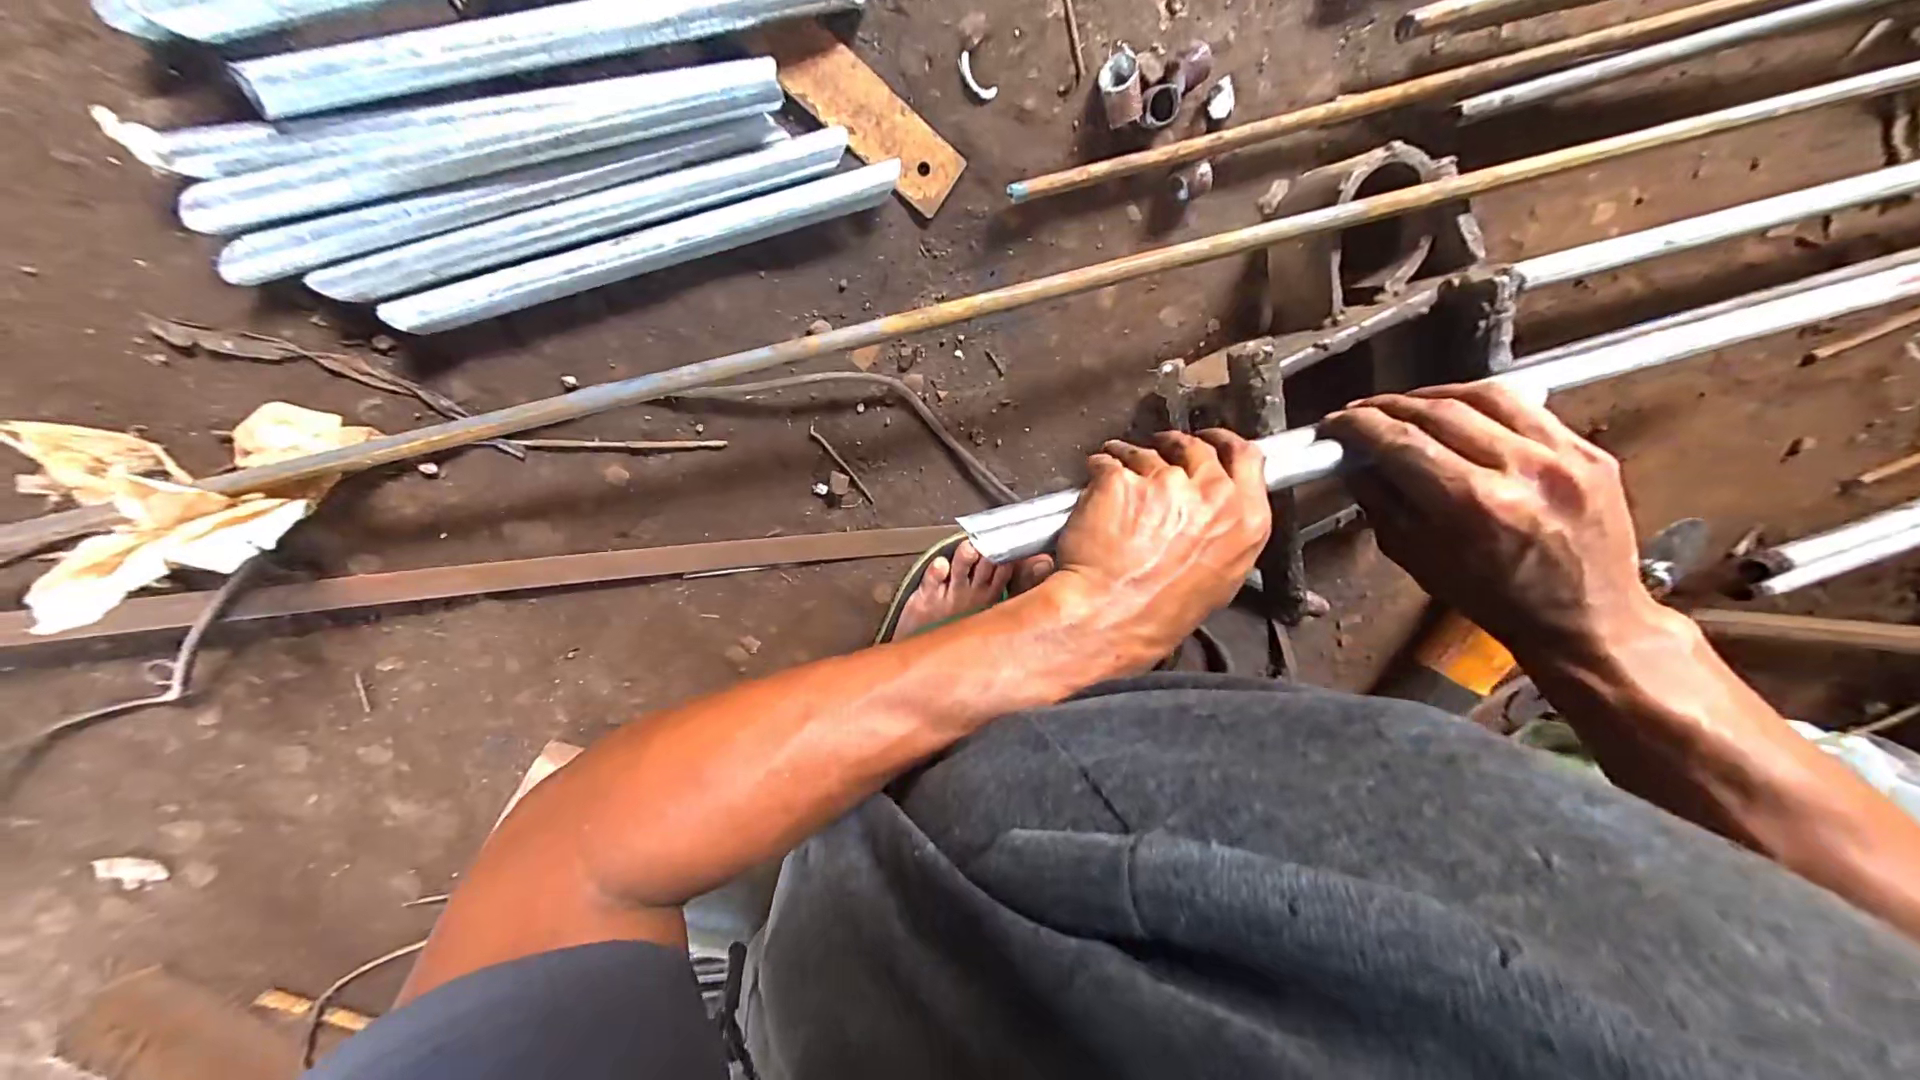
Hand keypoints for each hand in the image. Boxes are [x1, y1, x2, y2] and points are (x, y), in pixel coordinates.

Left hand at [1049, 430, 1271, 663]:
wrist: (1109, 615)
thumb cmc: (1158, 612)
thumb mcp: (1220, 581)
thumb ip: (1227, 535)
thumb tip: (1218, 515)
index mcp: (1244, 522)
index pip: (1246, 459)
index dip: (1224, 445)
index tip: (1213, 442)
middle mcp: (1210, 497)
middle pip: (1196, 448)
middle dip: (1175, 445)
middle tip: (1160, 448)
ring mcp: (1165, 485)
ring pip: (1147, 451)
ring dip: (1131, 455)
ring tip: (1119, 466)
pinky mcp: (1122, 480)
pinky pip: (1108, 461)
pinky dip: (1099, 466)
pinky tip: (1095, 481)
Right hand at [1319, 382, 1654, 661]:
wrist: (1584, 618)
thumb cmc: (1495, 599)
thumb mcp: (1415, 555)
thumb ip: (1382, 501)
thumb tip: (1356, 463)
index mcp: (1472, 505)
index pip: (1400, 441)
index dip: (1358, 426)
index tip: (1336, 424)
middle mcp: (1521, 471)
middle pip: (1437, 411)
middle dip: (1387, 407)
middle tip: (1360, 414)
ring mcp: (1563, 457)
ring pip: (1483, 396)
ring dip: (1431, 396)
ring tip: (1404, 407)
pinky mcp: (1588, 451)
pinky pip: (1525, 407)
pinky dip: (1480, 403)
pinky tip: (1456, 412)